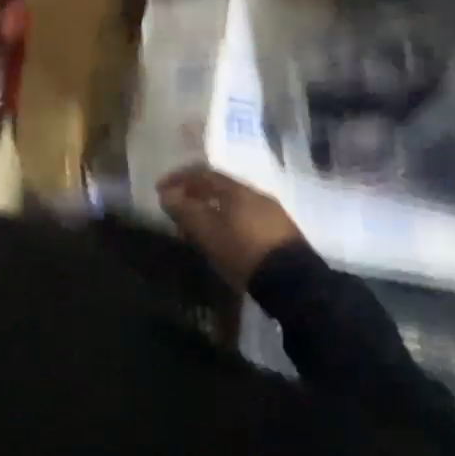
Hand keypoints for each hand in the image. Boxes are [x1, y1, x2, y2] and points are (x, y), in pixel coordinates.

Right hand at [157, 166, 305, 289]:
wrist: (293, 282)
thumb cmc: (243, 250)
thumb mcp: (206, 232)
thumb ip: (184, 210)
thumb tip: (166, 195)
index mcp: (237, 190)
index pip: (203, 174)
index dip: (179, 179)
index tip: (161, 190)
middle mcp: (256, 195)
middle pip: (219, 188)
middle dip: (194, 196)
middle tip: (177, 210)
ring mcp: (272, 213)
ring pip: (233, 204)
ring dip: (211, 210)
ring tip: (197, 228)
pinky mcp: (281, 231)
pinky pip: (246, 217)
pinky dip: (227, 221)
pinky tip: (223, 238)